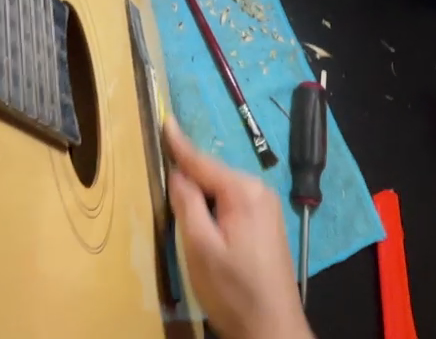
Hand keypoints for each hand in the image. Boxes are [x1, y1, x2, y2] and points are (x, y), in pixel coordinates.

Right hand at [164, 120, 313, 338]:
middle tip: (161, 176)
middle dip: (188, 176)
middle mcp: (258, 190)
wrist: (274, 332)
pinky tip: (204, 222)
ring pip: (221, 189)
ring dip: (200, 194)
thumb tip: (177, 173)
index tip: (164, 119)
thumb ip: (187, 203)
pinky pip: (232, 202)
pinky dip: (214, 205)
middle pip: (211, 174)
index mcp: (242, 191)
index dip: (179, 144)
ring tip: (177, 202)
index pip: (201, 161)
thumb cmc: (233, 291)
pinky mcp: (267, 223)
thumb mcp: (200, 247)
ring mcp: (266, 206)